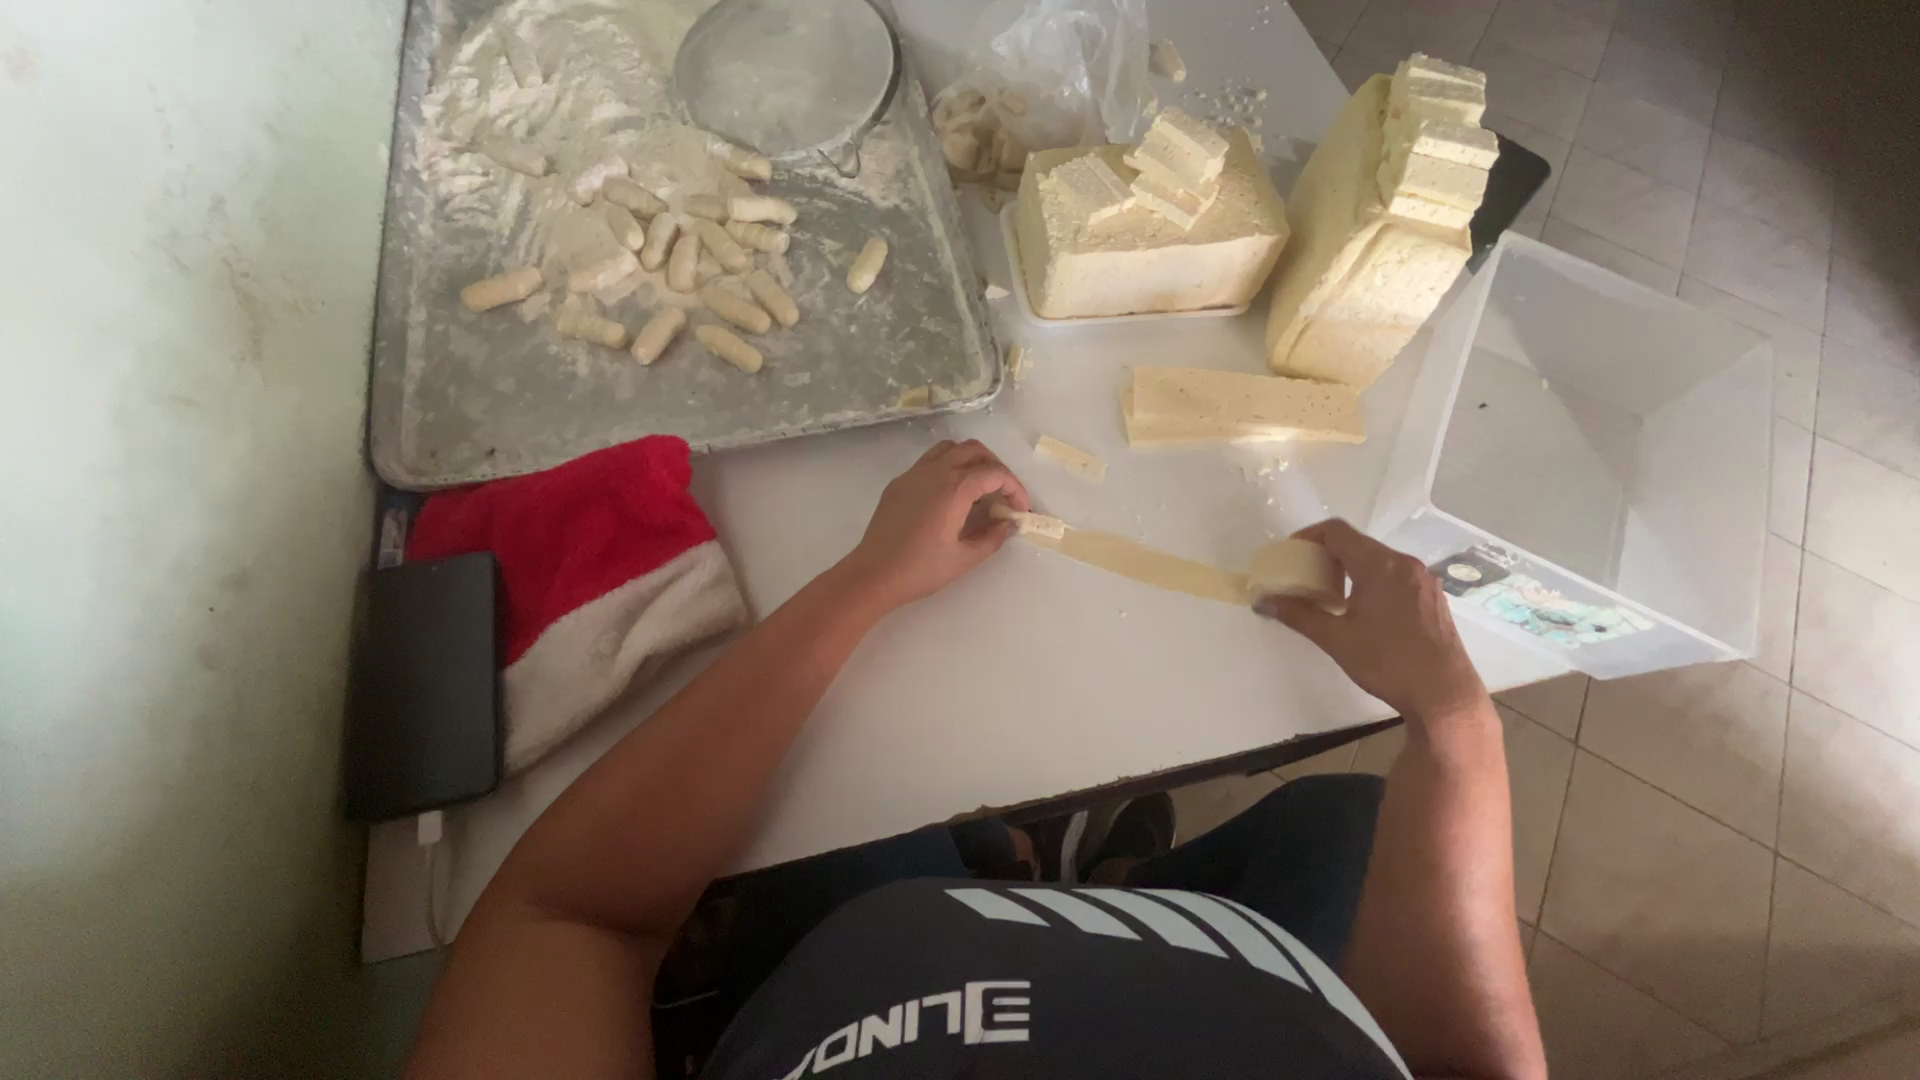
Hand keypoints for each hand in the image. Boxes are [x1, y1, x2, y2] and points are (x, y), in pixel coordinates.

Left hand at [837, 440, 1031, 610]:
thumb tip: (1008, 524)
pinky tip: (950, 497)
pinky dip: (948, 468)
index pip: (994, 473)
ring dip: (970, 461)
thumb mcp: (964, 559)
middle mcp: (934, 472)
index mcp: (954, 489)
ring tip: (979, 489)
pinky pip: (929, 462)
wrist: (873, 574)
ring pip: (949, 449)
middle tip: (1003, 494)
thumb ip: (992, 537)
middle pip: (974, 450)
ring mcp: (913, 474)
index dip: (1014, 488)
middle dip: (995, 467)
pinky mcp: (899, 483)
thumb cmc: (920, 570)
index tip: (1020, 509)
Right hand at [1257, 519, 1488, 725]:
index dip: (1308, 537)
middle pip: (1357, 543)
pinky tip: (1361, 608)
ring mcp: (1423, 580)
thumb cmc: (1388, 663)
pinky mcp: (1431, 596)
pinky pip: (1394, 574)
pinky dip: (1370, 579)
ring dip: (1348, 568)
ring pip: (1377, 559)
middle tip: (1304, 576)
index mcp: (1381, 566)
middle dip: (1325, 554)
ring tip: (1329, 594)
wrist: (1445, 695)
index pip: (1337, 531)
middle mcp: (1405, 564)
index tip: (1291, 555)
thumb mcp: (1336, 639)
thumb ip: (1298, 615)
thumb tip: (1264, 602)